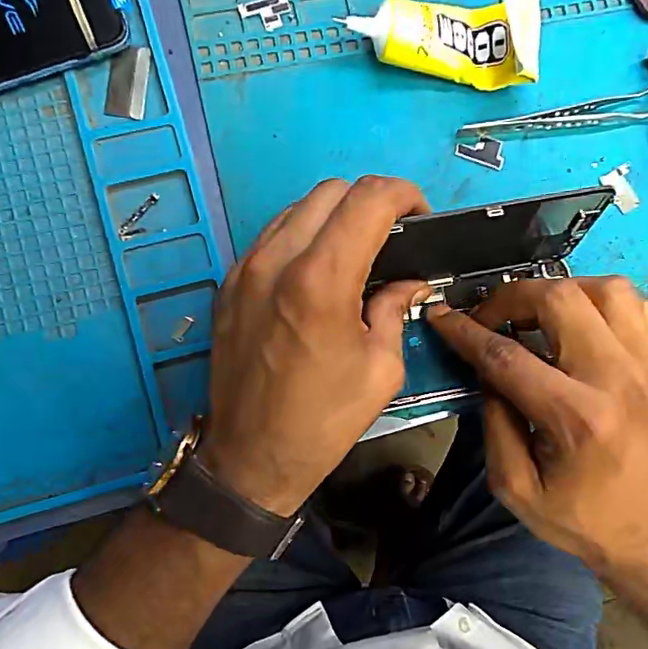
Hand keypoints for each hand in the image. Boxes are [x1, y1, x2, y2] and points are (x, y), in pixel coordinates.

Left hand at [201, 177, 431, 515]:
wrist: (250, 457)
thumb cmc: (323, 420)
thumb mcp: (381, 369)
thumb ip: (395, 309)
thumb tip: (408, 281)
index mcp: (321, 280)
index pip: (368, 198)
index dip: (404, 194)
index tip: (418, 216)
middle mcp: (277, 259)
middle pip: (331, 191)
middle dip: (370, 202)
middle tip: (391, 236)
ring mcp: (245, 268)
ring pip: (298, 207)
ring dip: (334, 216)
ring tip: (355, 250)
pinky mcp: (228, 283)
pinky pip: (272, 235)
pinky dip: (302, 236)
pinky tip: (317, 269)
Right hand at [424, 277, 647, 576]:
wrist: (646, 531)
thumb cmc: (577, 517)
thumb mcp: (514, 485)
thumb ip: (493, 421)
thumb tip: (485, 367)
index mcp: (577, 419)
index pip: (509, 356)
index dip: (467, 332)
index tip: (443, 317)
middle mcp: (619, 382)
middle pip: (562, 300)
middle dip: (512, 297)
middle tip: (491, 317)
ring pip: (608, 289)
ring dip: (562, 291)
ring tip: (537, 313)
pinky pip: (637, 306)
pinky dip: (601, 301)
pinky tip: (578, 322)